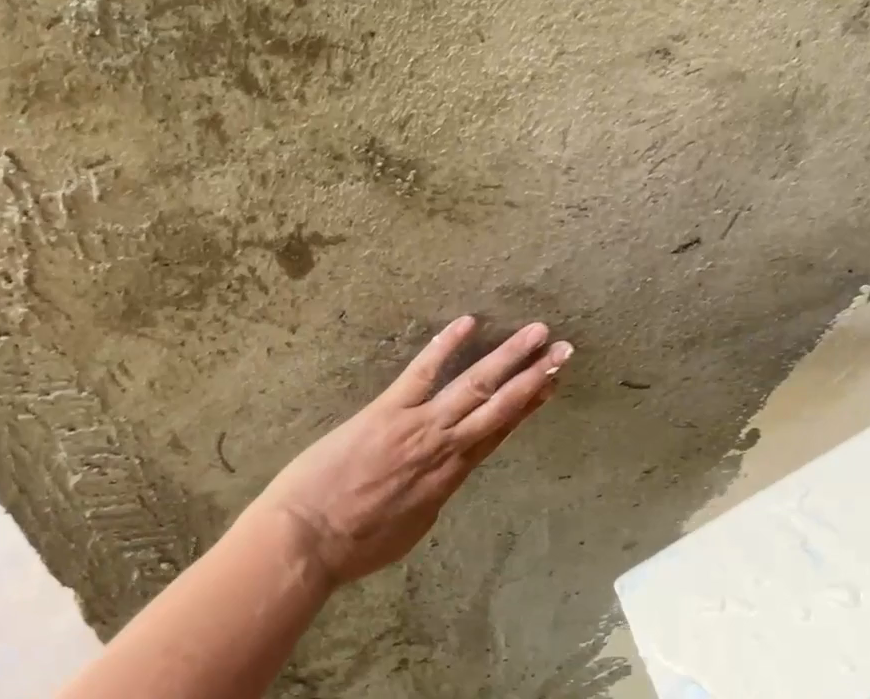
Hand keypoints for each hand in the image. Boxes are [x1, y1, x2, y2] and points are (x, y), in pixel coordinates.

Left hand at [242, 316, 572, 586]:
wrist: (304, 544)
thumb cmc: (353, 546)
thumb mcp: (410, 529)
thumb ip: (433, 495)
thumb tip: (443, 478)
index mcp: (452, 477)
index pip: (501, 431)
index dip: (529, 405)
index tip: (553, 383)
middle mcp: (447, 447)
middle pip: (501, 404)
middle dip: (536, 376)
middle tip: (565, 351)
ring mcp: (419, 425)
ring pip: (475, 384)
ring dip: (509, 357)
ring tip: (537, 332)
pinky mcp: (387, 411)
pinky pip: (422, 372)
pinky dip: (445, 346)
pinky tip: (467, 322)